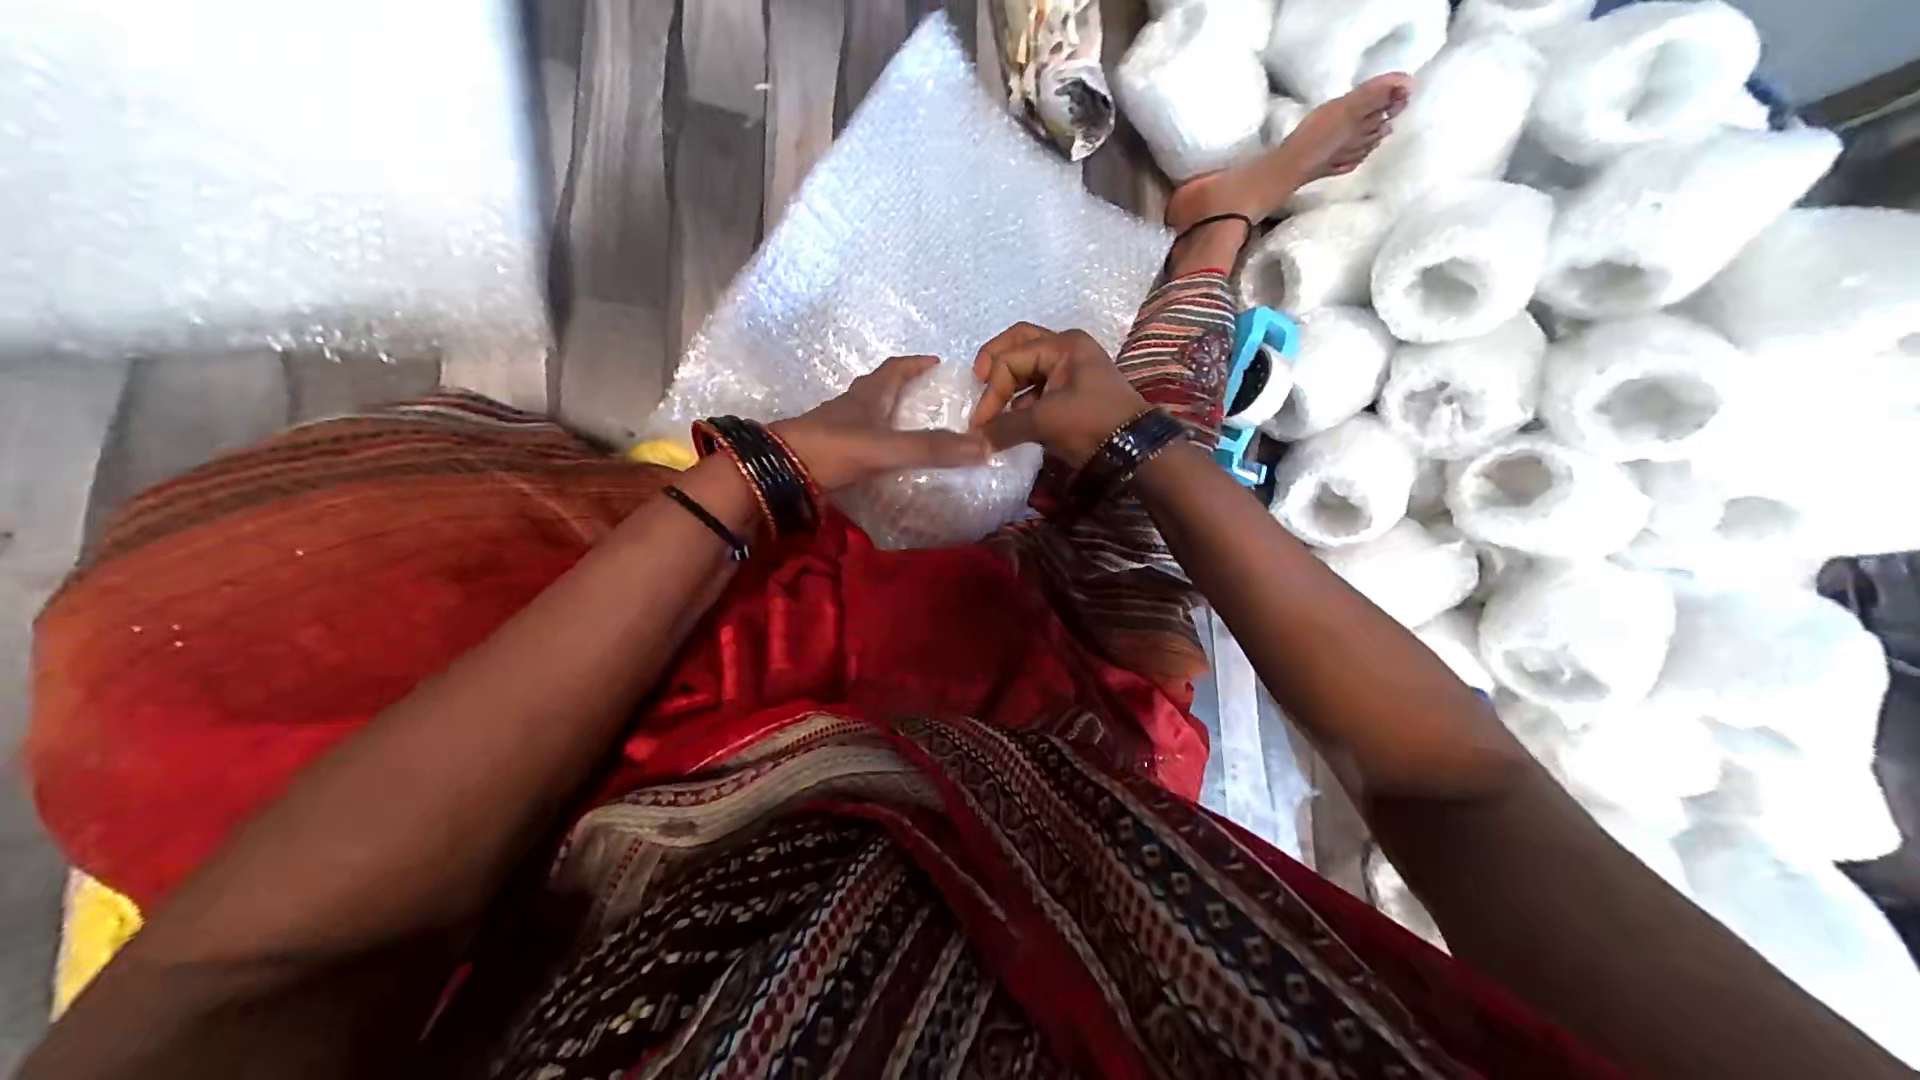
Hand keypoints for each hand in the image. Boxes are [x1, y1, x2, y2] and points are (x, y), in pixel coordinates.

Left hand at [771, 355, 991, 490]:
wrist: (778, 471)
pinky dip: (874, 440)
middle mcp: (851, 407)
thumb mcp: (888, 447)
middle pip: (878, 388)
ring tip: (908, 424)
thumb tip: (983, 446)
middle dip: (901, 385)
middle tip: (925, 393)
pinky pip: (858, 438)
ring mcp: (836, 429)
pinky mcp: (827, 452)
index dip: (915, 364)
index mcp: (867, 396)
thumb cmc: (832, 448)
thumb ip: (932, 448)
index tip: (935, 361)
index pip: (894, 369)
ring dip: (886, 413)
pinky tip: (882, 455)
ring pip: (866, 413)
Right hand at [969, 323, 1149, 466]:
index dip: (991, 390)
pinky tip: (1012, 423)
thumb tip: (972, 441)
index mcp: (1063, 345)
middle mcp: (1065, 350)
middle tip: (977, 384)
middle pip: (1018, 345)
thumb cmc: (1092, 424)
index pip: (1010, 358)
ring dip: (1007, 388)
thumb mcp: (1046, 421)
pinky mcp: (1071, 394)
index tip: (981, 422)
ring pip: (1027, 369)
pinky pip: (1036, 390)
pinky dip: (1020, 403)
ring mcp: (1070, 372)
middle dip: (994, 365)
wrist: (1135, 451)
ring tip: (993, 413)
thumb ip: (1005, 427)